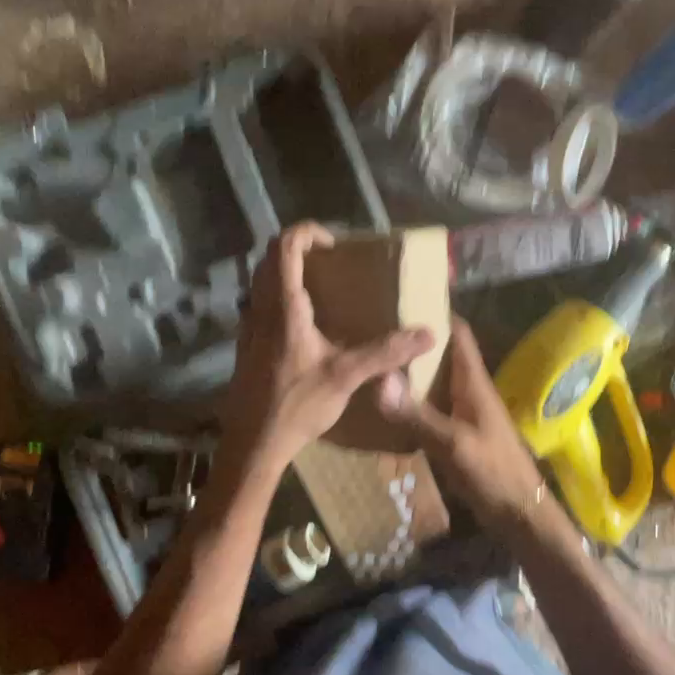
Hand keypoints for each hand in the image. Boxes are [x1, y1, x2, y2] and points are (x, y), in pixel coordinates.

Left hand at [221, 224, 434, 467]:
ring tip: (320, 291)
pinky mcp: (246, 347)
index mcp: (284, 306)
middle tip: (330, 264)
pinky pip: (260, 307)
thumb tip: (427, 334)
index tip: (334, 244)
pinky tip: (304, 327)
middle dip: (298, 251)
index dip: (308, 232)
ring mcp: (248, 327)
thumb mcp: (346, 376)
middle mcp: (261, 309)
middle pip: (269, 258)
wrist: (253, 442)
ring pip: (261, 282)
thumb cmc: (296, 405)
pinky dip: (279, 300)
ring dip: (286, 275)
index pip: (285, 246)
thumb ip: (385, 352)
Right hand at [384, 318, 552, 533]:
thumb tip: (379, 380)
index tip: (399, 297)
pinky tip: (384, 406)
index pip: (457, 333)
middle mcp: (467, 390)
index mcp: (473, 382)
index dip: (434, 312)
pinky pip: (429, 409)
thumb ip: (417, 415)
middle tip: (372, 329)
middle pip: (440, 355)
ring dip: (409, 372)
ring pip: (433, 382)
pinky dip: (409, 402)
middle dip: (413, 341)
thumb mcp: (453, 444)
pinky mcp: (455, 435)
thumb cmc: (494, 473)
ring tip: (371, 360)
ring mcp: (462, 414)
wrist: (519, 514)